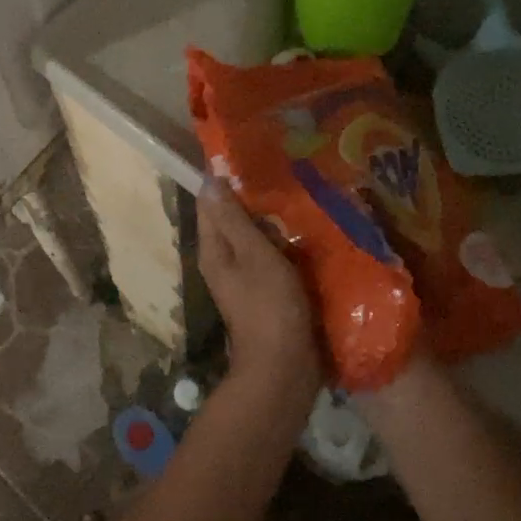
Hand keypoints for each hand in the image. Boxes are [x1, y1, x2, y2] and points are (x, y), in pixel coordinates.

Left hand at [196, 179, 322, 398]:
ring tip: (302, 192)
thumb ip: (233, 219)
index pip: (211, 202)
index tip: (250, 153)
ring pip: (257, 237)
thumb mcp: (252, 256)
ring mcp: (246, 277)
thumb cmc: (268, 307)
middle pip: (234, 219)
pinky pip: (275, 257)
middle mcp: (224, 260)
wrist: (285, 367)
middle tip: (286, 169)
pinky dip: (287, 243)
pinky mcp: (269, 291)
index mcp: (213, 249)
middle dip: (255, 197)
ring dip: (275, 220)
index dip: (226, 178)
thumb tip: (211, 181)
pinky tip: (310, 230)